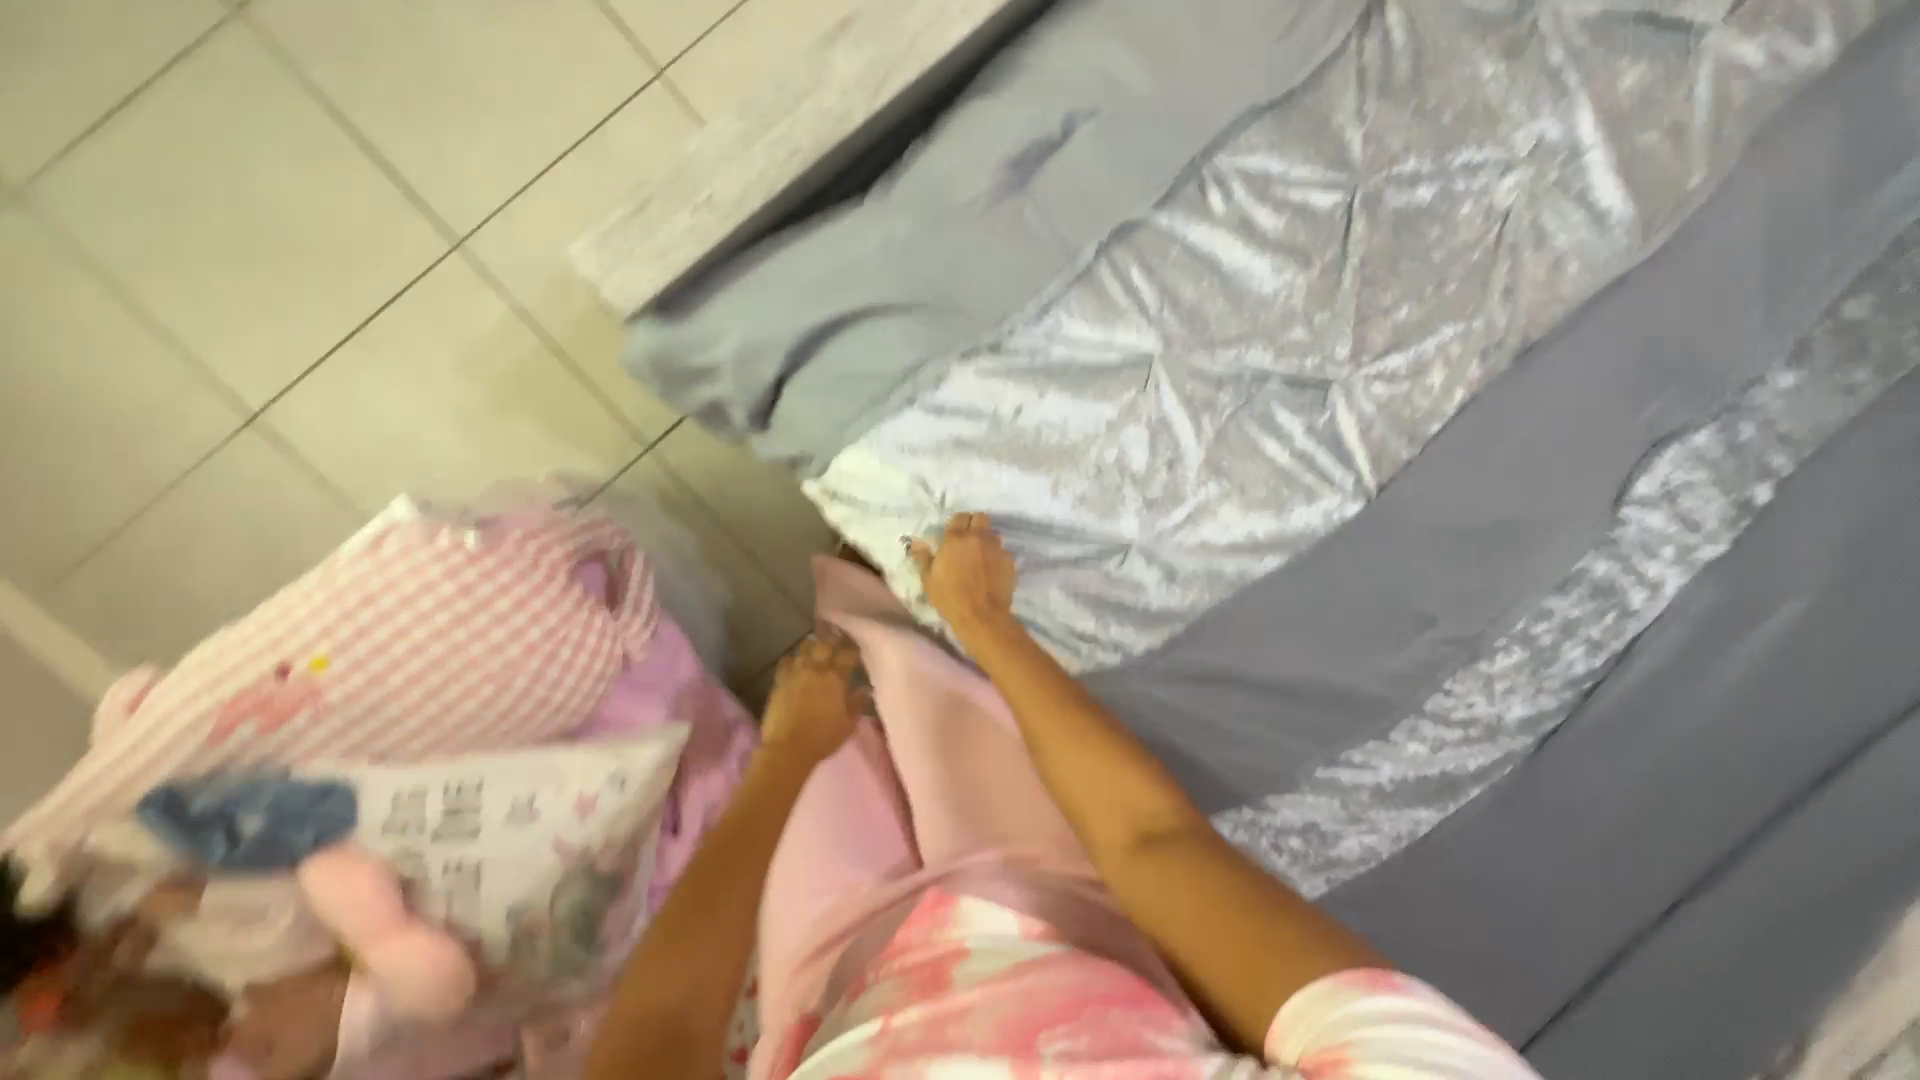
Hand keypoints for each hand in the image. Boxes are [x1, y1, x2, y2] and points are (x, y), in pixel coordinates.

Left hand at [761, 631, 867, 766]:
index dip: (852, 649)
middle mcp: (816, 670)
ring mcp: (795, 673)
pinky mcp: (779, 681)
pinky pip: (786, 661)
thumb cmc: (823, 738)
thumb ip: (857, 704)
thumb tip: (865, 690)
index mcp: (836, 679)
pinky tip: (794, 661)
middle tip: (835, 638)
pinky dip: (792, 658)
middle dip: (831, 639)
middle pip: (824, 644)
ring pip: (804, 648)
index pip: (847, 655)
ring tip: (815, 646)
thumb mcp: (848, 724)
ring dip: (811, 645)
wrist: (788, 748)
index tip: (855, 649)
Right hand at [909, 512, 1016, 634]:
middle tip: (969, 539)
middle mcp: (977, 537)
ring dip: (987, 540)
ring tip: (981, 556)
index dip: (958, 523)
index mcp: (955, 539)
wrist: (981, 616)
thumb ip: (923, 557)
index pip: (960, 516)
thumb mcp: (928, 579)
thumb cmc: (950, 598)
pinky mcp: (1009, 561)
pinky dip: (997, 557)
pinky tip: (992, 571)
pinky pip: (1003, 551)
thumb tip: (915, 543)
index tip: (954, 533)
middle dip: (975, 523)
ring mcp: (996, 548)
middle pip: (981, 517)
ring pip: (993, 534)